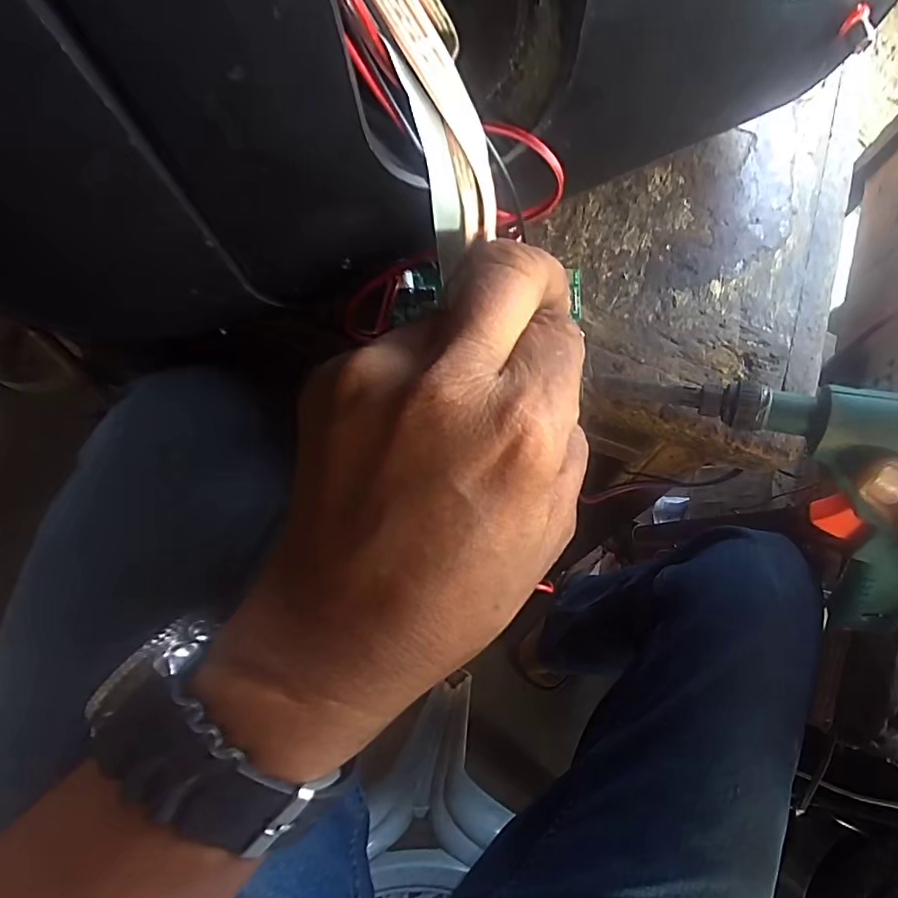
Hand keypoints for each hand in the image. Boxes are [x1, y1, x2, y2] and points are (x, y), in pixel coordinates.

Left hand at [198, 242, 587, 778]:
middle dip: (529, 277)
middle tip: (531, 305)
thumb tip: (553, 386)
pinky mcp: (331, 376)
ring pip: (447, 309)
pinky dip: (418, 370)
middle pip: (503, 269)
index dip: (563, 337)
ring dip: (466, 339)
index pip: (560, 329)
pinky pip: (398, 346)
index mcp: (526, 427)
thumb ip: (566, 439)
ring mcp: (381, 370)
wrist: (340, 628)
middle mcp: (456, 380)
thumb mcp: (555, 524)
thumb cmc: (468, 593)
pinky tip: (408, 427)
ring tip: (452, 404)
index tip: (553, 354)